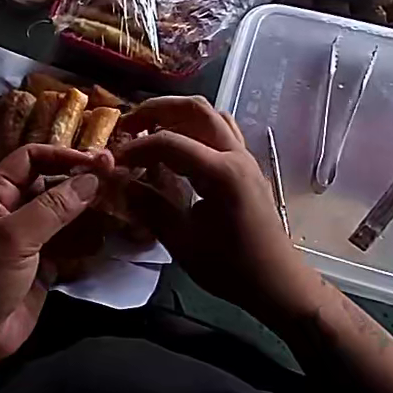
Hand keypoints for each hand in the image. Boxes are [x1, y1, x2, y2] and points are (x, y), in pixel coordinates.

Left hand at [0, 144, 106, 392]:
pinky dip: (90, 238)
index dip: (63, 155)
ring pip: (65, 214)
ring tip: (123, 203)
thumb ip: (53, 207)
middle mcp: (11, 211)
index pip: (30, 159)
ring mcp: (29, 239)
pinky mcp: (45, 266)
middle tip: (120, 180)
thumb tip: (92, 178)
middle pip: (51, 184)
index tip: (98, 162)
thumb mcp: (13, 237)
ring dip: (90, 209)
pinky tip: (112, 233)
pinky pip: (71, 244)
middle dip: (82, 181)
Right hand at [114, 97, 326, 324]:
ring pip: (210, 114)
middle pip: (194, 109)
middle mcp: (236, 155)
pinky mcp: (246, 166)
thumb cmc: (231, 268)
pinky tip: (178, 146)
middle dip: (156, 110)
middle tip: (127, 126)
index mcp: (221, 174)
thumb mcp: (183, 242)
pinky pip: (221, 130)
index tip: (114, 162)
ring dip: (176, 114)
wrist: (277, 282)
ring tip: (149, 131)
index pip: (169, 142)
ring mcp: (245, 158)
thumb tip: (120, 183)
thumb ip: (150, 207)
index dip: (136, 148)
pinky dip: (194, 127)